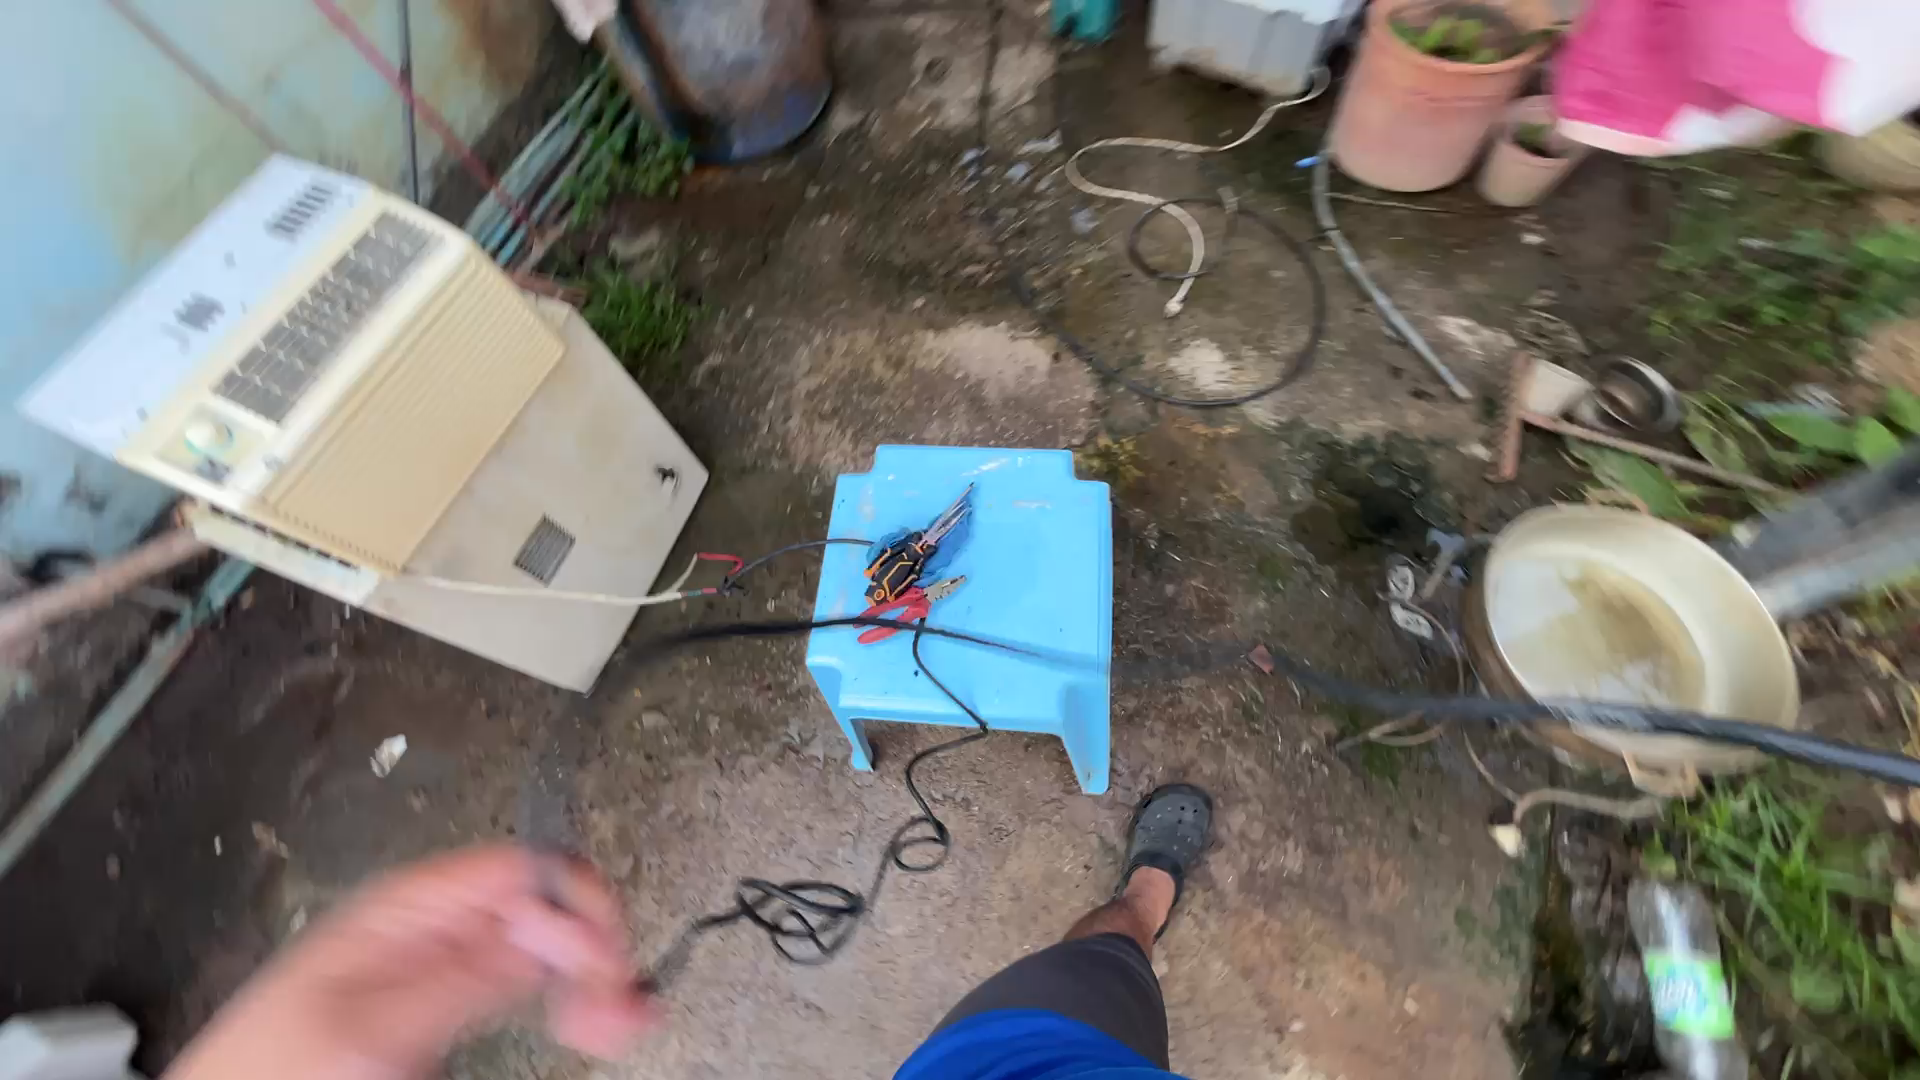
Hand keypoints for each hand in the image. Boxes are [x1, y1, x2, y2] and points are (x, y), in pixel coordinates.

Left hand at [165, 845, 655, 1079]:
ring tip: (622, 1020)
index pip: (524, 870)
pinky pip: (539, 980)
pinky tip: (602, 1019)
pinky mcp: (464, 998)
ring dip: (596, 973)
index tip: (604, 957)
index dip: (574, 903)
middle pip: (550, 903)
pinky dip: (578, 995)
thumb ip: (458, 976)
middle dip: (594, 944)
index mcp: (415, 906)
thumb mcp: (361, 1030)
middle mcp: (446, 921)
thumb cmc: (268, 1078)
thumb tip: (548, 934)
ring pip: (554, 941)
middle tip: (621, 1005)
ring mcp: (457, 960)